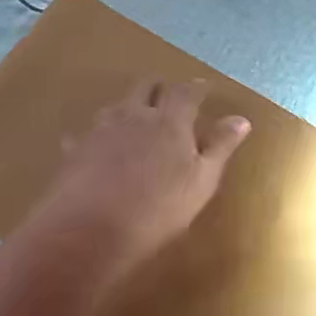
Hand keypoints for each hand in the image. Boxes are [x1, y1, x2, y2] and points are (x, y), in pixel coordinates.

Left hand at [33, 77, 250, 280]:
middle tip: (167, 93)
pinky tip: (97, 148)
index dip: (196, 88)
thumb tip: (241, 119)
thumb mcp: (201, 181)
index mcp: (170, 122)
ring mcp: (100, 130)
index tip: (204, 87)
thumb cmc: (159, 208)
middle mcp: (134, 115)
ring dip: (128, 106)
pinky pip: (87, 134)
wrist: (92, 229)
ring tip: (135, 117)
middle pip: (146, 86)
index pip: (186, 92)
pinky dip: (98, 136)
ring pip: (116, 105)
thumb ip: (220, 147)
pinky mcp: (75, 150)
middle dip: (159, 87)